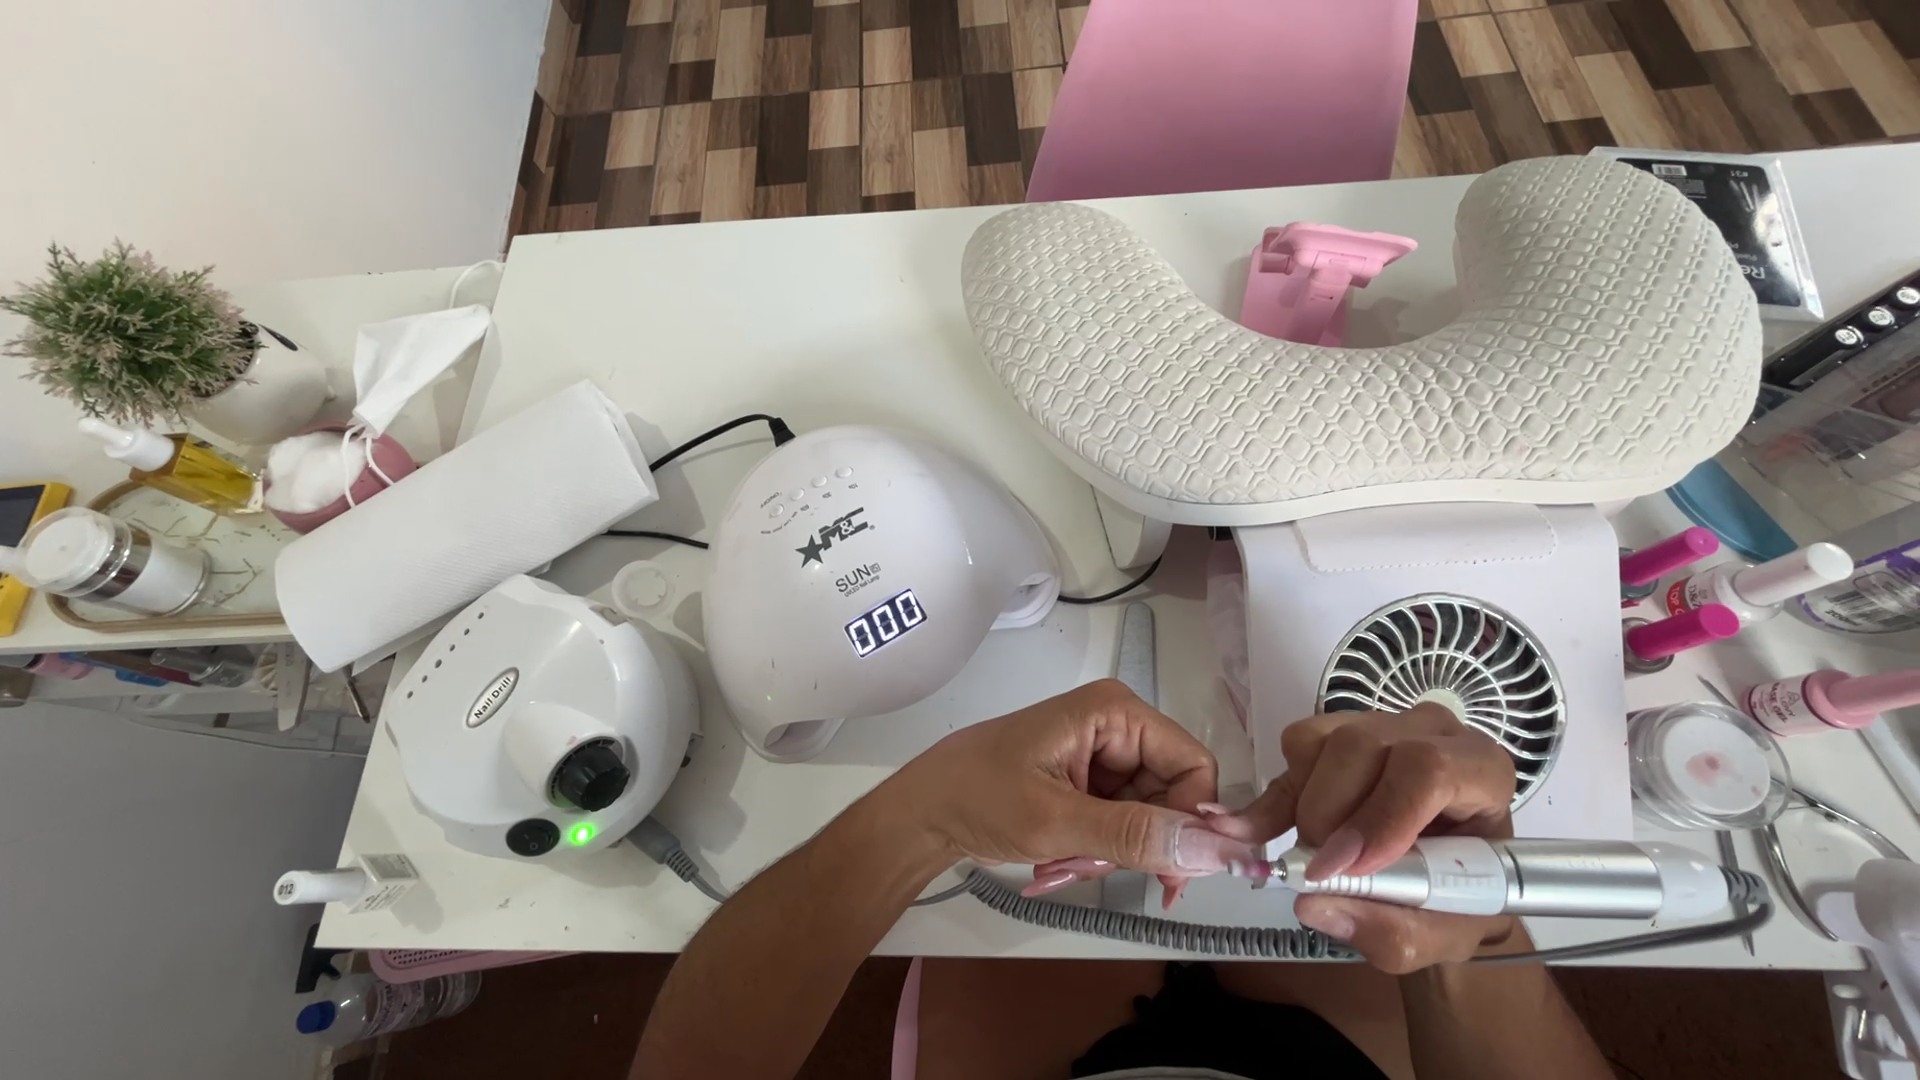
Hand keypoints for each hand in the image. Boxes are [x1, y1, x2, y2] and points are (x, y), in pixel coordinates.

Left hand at [885, 680, 1255, 906]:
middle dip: (1143, 840)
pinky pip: (1123, 823)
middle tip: (1097, 866)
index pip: (1194, 765)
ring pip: (1149, 816)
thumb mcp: (1056, 820)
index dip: (1195, 820)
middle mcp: (1118, 727)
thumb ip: (1136, 834)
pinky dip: (1102, 850)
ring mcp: (1103, 755)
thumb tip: (1219, 852)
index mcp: (1115, 712)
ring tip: (1069, 860)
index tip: (1172, 873)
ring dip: (1118, 851)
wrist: (927, 810)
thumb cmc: (981, 798)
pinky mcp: (1090, 782)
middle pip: (1173, 794)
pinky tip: (1065, 857)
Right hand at [1202, 703, 1518, 972]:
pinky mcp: (1332, 732)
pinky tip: (1256, 831)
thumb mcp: (1445, 934)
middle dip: (1328, 814)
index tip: (1345, 868)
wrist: (1443, 876)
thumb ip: (1392, 930)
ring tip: (1309, 854)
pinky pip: (1293, 748)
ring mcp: (1376, 723)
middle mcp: (1428, 731)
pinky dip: (1274, 797)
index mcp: (1480, 771)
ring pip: (1319, 742)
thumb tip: (1313, 904)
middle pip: (1360, 747)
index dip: (1380, 816)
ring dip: (1301, 804)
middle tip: (1319, 871)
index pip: (1427, 768)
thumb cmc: (1458, 896)